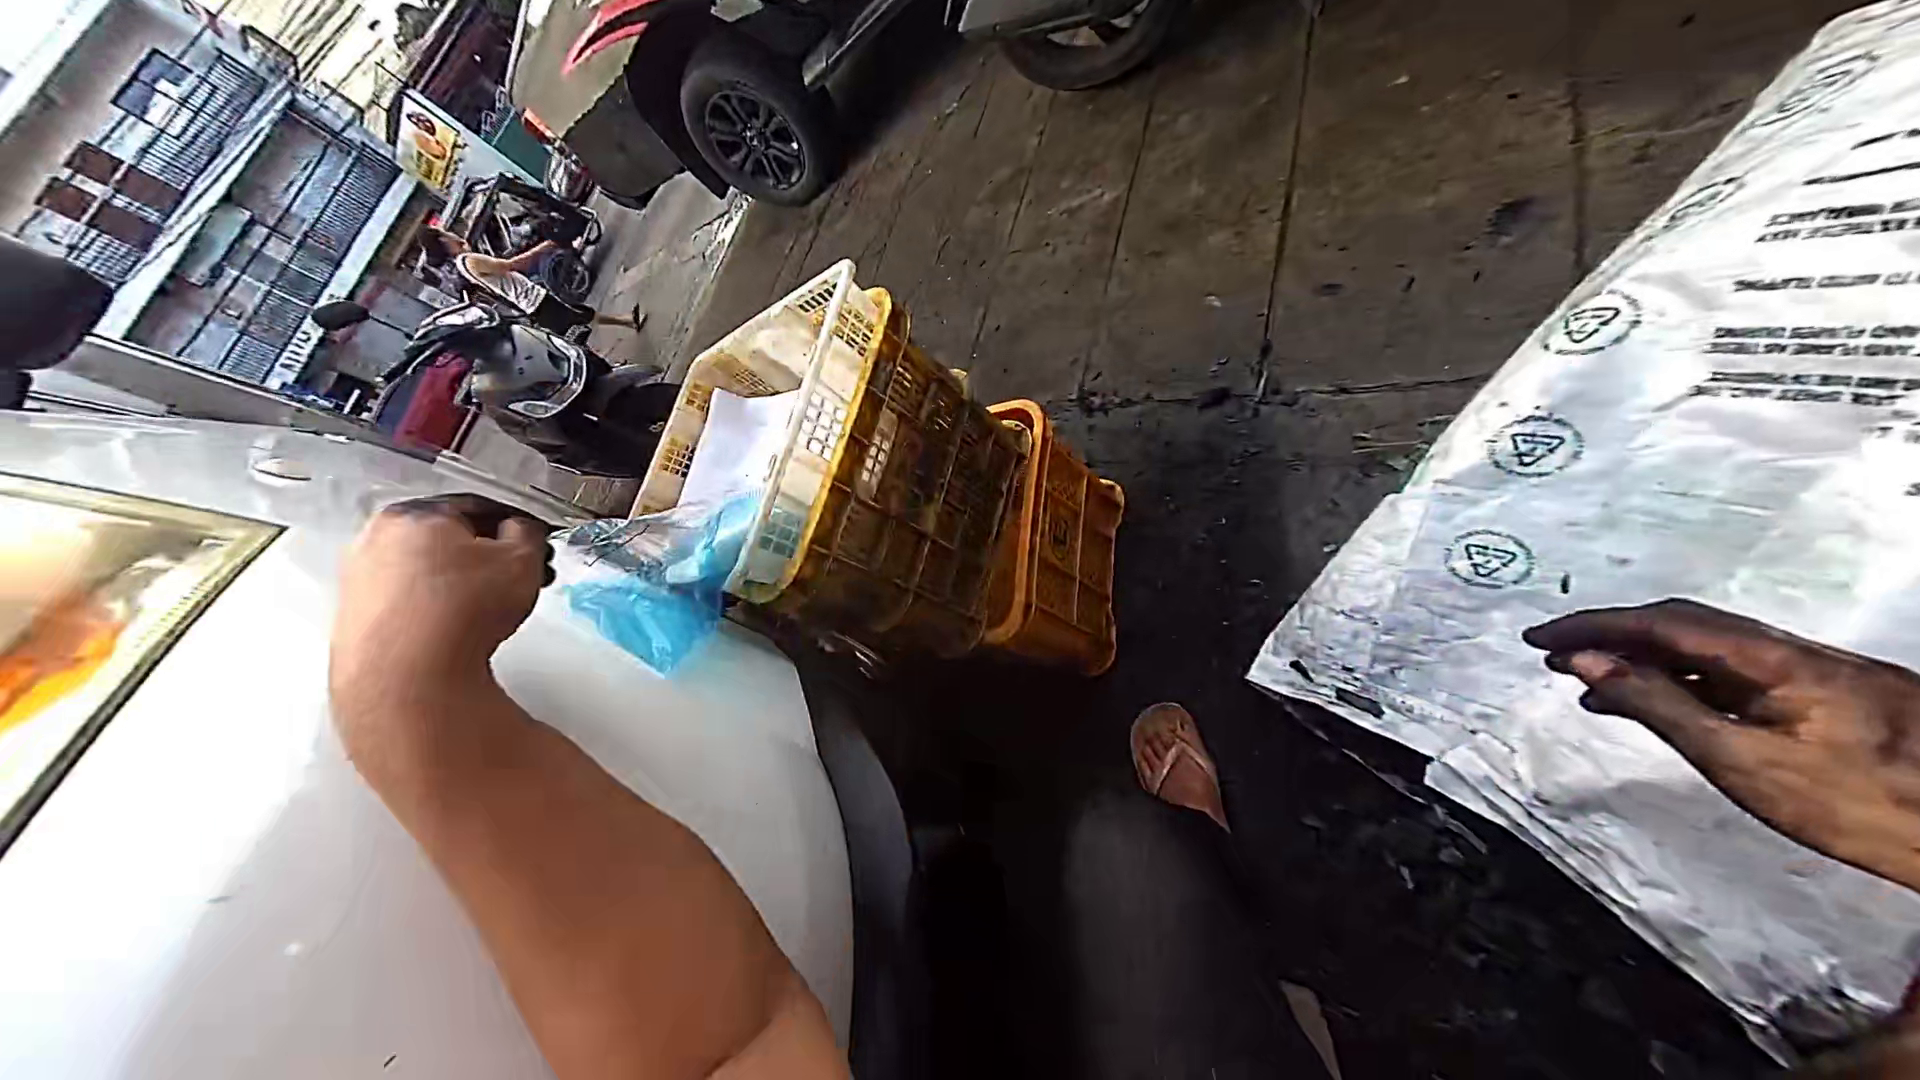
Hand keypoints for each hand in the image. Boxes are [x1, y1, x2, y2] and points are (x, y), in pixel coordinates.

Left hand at [330, 495, 553, 764]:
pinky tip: (465, 623)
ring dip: (468, 579)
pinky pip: (413, 597)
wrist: (408, 675)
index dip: (516, 522)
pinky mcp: (359, 615)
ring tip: (498, 603)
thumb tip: (521, 531)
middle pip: (450, 536)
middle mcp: (378, 539)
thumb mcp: (523, 559)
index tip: (534, 539)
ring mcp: (362, 578)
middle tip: (524, 573)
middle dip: (491, 553)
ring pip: (431, 567)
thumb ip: (529, 533)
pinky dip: (442, 604)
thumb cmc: (461, 611)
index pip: (479, 505)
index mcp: (416, 514)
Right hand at [1524, 599, 1919, 894]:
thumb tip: (1586, 661)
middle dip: (1609, 634)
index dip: (1591, 625)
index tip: (1537, 637)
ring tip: (1588, 680)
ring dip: (1638, 657)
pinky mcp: (1824, 699)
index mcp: (1777, 660)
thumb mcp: (1742, 759)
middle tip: (1554, 654)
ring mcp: (1813, 675)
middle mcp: (1793, 654)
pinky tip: (1649, 701)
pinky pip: (1726, 673)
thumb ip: (1658, 704)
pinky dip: (1674, 679)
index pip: (1661, 623)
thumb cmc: (1866, 808)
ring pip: (1703, 648)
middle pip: (1681, 625)